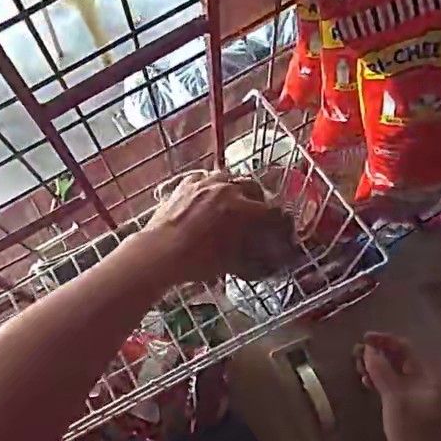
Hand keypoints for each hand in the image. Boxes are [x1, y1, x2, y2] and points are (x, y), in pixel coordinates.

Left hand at [127, 171, 292, 285]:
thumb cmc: (196, 262)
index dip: (281, 224)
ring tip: (235, 201)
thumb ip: (254, 258)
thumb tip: (268, 262)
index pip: (273, 212)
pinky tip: (208, 192)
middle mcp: (224, 188)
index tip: (283, 232)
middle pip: (253, 186)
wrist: (157, 254)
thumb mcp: (232, 263)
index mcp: (241, 207)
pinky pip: (202, 177)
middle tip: (260, 215)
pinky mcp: (182, 185)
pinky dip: (209, 184)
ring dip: (236, 188)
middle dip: (260, 200)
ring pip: (227, 177)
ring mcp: (201, 183)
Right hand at [359, 332, 440, 440]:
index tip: (362, 338)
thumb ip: (382, 372)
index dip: (384, 341)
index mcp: (434, 377)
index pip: (407, 349)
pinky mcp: (415, 408)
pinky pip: (398, 385)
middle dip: (379, 354)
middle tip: (355, 353)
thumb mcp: (395, 399)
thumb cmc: (414, 433)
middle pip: (403, 359)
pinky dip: (382, 381)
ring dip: (378, 367)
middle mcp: (432, 382)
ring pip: (399, 372)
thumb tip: (368, 350)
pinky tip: (368, 382)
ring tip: (357, 367)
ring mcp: (425, 396)